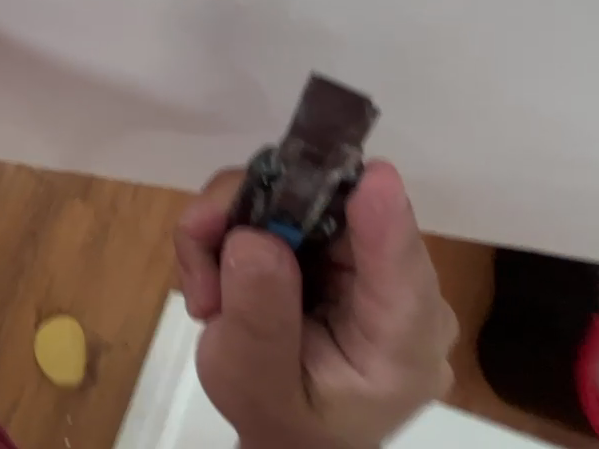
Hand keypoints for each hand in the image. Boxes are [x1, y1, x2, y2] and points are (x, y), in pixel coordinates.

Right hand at [175, 162, 457, 448]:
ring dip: (220, 231)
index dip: (383, 220)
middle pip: (322, 213)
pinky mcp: (320, 248)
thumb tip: (255, 238)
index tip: (377, 176)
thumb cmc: (280, 418)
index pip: (401, 274)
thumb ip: (261, 315)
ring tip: (203, 293)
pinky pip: (263, 210)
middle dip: (244, 217)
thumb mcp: (255, 379)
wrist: (283, 432)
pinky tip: (214, 282)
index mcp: (399, 343)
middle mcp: (389, 290)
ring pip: (280, 202)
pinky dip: (221, 236)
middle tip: (196, 253)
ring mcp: (353, 263)